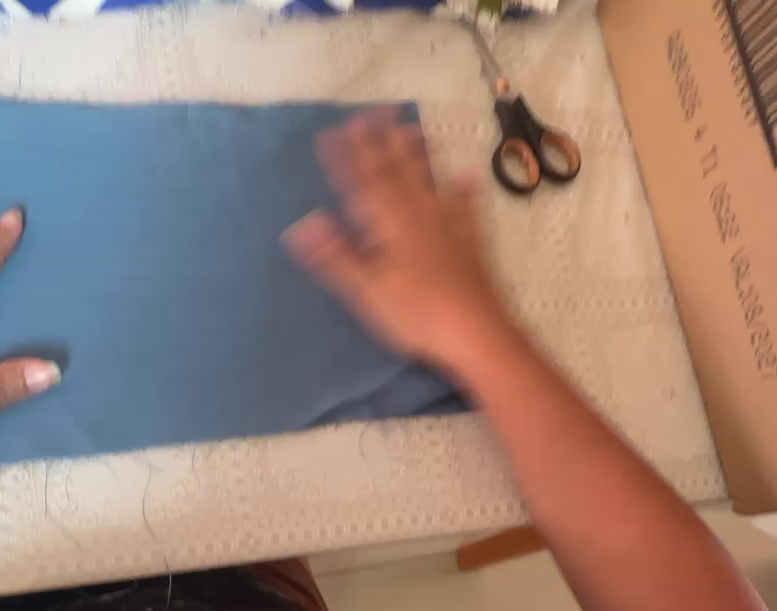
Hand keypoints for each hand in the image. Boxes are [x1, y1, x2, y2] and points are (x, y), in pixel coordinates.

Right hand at [283, 113, 526, 378]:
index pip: (363, 184)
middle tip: (372, 112)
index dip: (347, 158)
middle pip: (397, 173)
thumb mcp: (367, 290)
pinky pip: (467, 209)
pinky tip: (468, 175)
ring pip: (429, 182)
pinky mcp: (471, 244)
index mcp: (390, 226)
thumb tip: (301, 225)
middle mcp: (420, 216)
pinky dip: (465, 190)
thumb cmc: (415, 314)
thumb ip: (336, 257)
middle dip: (380, 143)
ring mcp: (449, 227)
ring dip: (417, 155)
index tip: (333, 131)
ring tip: (410, 127)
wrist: (475, 332)